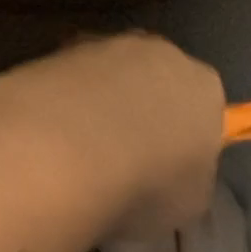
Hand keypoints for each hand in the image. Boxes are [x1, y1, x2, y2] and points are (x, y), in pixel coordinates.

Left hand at [0, 33, 227, 237]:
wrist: (69, 154)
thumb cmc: (147, 185)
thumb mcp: (188, 204)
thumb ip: (189, 182)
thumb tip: (175, 179)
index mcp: (204, 88)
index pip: (204, 109)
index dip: (185, 140)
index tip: (166, 170)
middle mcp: (159, 53)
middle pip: (154, 84)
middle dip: (141, 116)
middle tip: (121, 164)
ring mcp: (102, 47)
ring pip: (105, 80)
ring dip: (95, 110)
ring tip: (77, 160)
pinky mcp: (52, 54)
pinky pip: (63, 86)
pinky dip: (58, 110)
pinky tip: (46, 146)